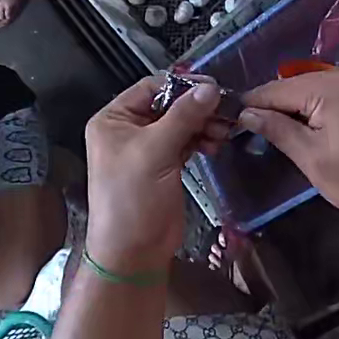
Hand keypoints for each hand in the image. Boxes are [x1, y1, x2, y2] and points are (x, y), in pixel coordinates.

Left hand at [83, 75, 228, 276]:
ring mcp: (148, 148)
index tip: (214, 88)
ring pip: (181, 123)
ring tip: (224, 131)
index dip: (183, 85)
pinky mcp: (165, 165)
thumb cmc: (132, 199)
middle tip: (225, 112)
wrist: (133, 253)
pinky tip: (216, 143)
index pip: (151, 87)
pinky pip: (186, 141)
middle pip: (169, 104)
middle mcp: (128, 129)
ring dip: (203, 124)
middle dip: (197, 107)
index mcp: (113, 120)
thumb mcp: (155, 151)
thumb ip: (183, 116)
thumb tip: (211, 89)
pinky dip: (202, 139)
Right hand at [239, 68, 338, 218]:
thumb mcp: (314, 159)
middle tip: (245, 134)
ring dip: (289, 110)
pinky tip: (301, 129)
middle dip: (268, 108)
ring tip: (269, 135)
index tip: (227, 124)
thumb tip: (246, 113)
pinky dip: (309, 110)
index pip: (272, 90)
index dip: (249, 107)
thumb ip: (279, 131)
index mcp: (326, 87)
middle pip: (289, 87)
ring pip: (306, 92)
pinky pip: (325, 95)